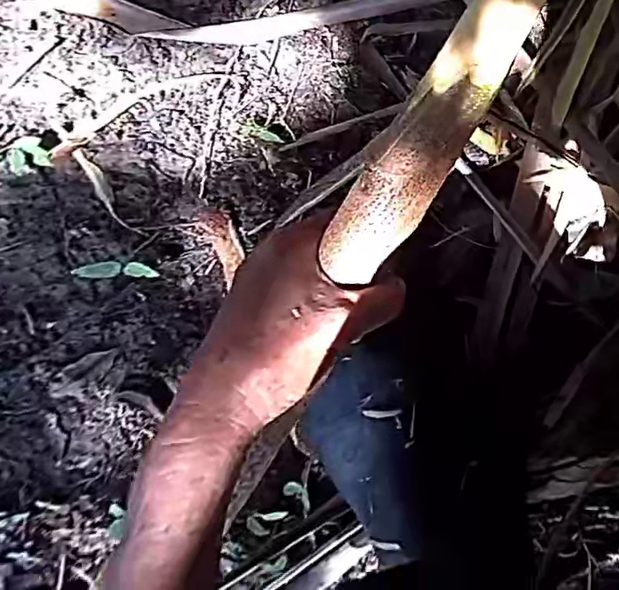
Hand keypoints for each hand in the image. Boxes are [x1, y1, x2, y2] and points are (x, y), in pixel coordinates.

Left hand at [176, 214, 403, 438]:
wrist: (223, 406)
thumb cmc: (269, 362)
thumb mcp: (348, 322)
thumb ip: (382, 297)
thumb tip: (395, 289)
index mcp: (293, 241)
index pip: (346, 213)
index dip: (371, 230)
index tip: (385, 249)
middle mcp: (272, 251)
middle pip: (331, 243)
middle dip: (353, 266)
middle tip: (365, 294)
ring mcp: (258, 276)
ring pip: (313, 270)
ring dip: (332, 289)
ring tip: (336, 322)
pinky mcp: (251, 302)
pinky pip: (295, 291)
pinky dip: (310, 305)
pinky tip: (313, 335)